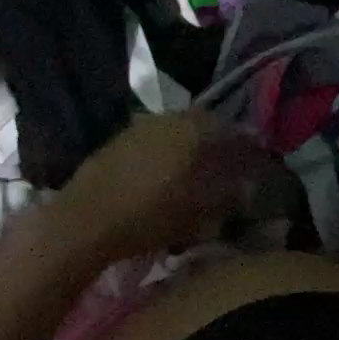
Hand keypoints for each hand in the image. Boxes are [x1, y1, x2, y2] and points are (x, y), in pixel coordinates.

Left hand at [45, 111, 267, 263]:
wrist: (85, 220)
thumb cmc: (150, 216)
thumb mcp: (199, 214)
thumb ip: (228, 197)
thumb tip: (247, 188)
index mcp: (193, 129)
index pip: (230, 128)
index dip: (245, 145)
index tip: (254, 160)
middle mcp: (168, 118)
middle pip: (202, 124)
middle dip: (216, 142)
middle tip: (226, 165)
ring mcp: (140, 126)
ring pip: (176, 131)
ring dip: (189, 146)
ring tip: (196, 172)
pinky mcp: (118, 140)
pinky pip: (154, 140)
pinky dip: (165, 153)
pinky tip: (164, 175)